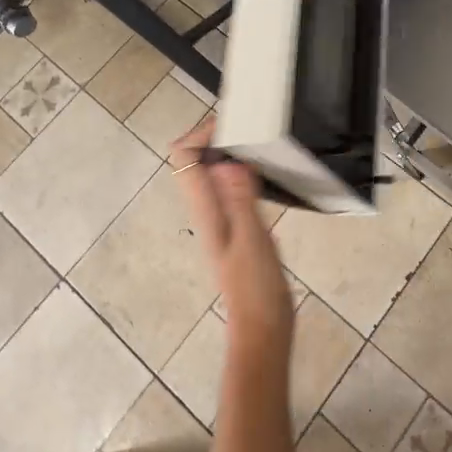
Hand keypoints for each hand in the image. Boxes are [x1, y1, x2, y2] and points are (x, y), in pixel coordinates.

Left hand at [172, 117, 293, 346]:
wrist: (264, 327)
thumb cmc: (256, 287)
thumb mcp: (252, 241)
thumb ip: (239, 202)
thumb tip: (226, 162)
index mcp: (205, 210)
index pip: (184, 156)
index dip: (203, 133)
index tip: (237, 123)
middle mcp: (207, 209)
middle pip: (194, 159)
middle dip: (217, 136)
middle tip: (254, 124)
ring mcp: (221, 217)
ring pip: (214, 170)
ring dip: (232, 151)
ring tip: (263, 140)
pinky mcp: (237, 224)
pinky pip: (231, 184)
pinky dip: (245, 169)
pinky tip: (268, 172)